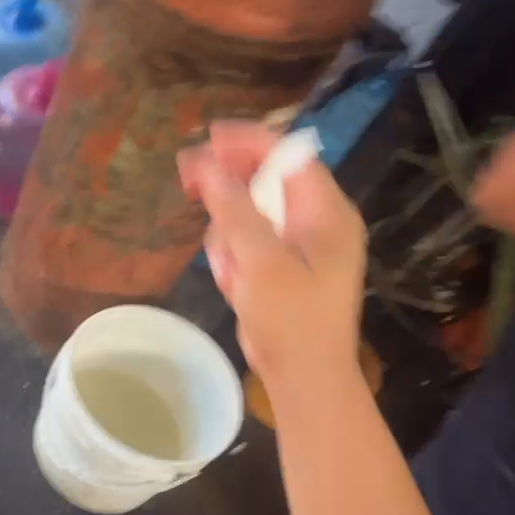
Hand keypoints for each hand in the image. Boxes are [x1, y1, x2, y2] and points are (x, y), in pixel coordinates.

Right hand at [178, 122, 367, 419]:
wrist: (304, 375)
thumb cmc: (290, 318)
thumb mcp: (259, 260)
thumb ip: (233, 208)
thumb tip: (206, 163)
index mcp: (326, 212)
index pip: (289, 155)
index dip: (249, 140)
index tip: (206, 138)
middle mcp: (316, 219)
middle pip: (265, 178)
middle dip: (228, 185)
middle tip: (188, 183)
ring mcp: (297, 242)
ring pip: (247, 210)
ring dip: (227, 230)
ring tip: (228, 267)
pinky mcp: (280, 262)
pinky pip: (245, 238)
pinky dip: (231, 252)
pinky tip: (233, 280)